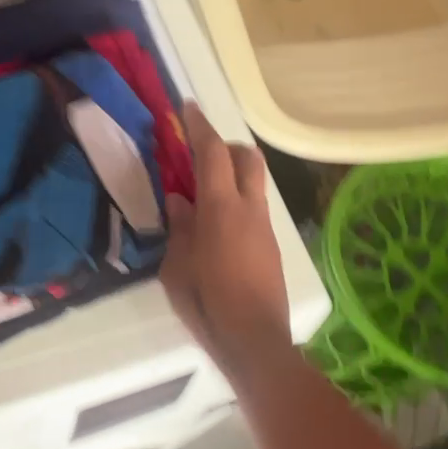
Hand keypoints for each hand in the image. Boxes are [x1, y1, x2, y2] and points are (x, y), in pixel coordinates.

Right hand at [161, 103, 291, 370]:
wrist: (254, 340)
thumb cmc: (207, 304)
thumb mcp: (177, 267)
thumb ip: (180, 228)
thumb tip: (180, 201)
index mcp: (221, 209)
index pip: (212, 154)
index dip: (199, 127)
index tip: (187, 108)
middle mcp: (249, 210)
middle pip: (246, 158)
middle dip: (224, 146)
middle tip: (199, 154)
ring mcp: (264, 227)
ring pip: (253, 183)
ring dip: (231, 176)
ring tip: (202, 195)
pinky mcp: (270, 246)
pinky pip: (253, 208)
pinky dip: (235, 201)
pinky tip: (215, 227)